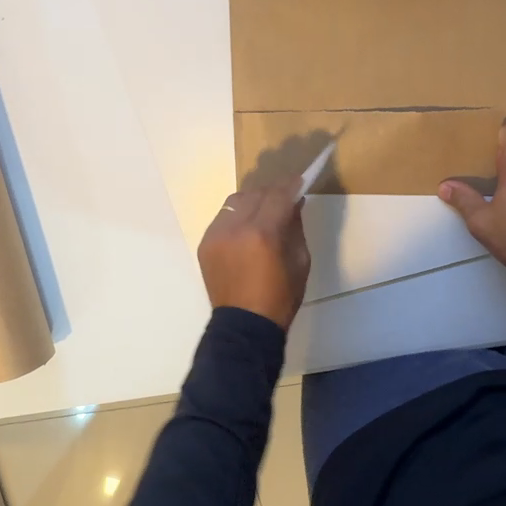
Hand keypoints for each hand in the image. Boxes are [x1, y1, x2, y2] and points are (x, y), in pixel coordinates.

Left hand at [198, 180, 310, 329]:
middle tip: (284, 196)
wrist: (244, 325)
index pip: (278, 196)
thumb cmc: (280, 297)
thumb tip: (294, 203)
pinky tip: (246, 227)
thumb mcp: (300, 261)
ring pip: (236, 201)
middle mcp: (236, 228)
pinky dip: (237, 216)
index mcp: (263, 234)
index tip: (299, 180)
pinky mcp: (205, 243)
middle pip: (256, 193)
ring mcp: (216, 234)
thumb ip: (295, 226)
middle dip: (272, 191)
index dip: (291, 185)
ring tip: (264, 210)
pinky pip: (222, 217)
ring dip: (253, 200)